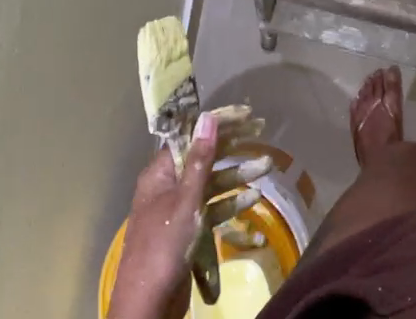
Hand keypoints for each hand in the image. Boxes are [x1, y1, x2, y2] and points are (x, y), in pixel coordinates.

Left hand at [107, 109, 270, 318]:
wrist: (148, 306)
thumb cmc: (163, 247)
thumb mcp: (185, 201)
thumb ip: (200, 160)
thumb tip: (207, 118)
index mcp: (160, 174)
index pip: (191, 138)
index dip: (219, 125)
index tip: (246, 115)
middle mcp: (167, 186)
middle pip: (203, 158)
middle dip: (233, 148)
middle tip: (262, 134)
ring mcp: (177, 210)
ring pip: (211, 184)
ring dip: (237, 175)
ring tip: (267, 166)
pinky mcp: (187, 232)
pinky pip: (211, 208)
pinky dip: (230, 202)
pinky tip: (253, 197)